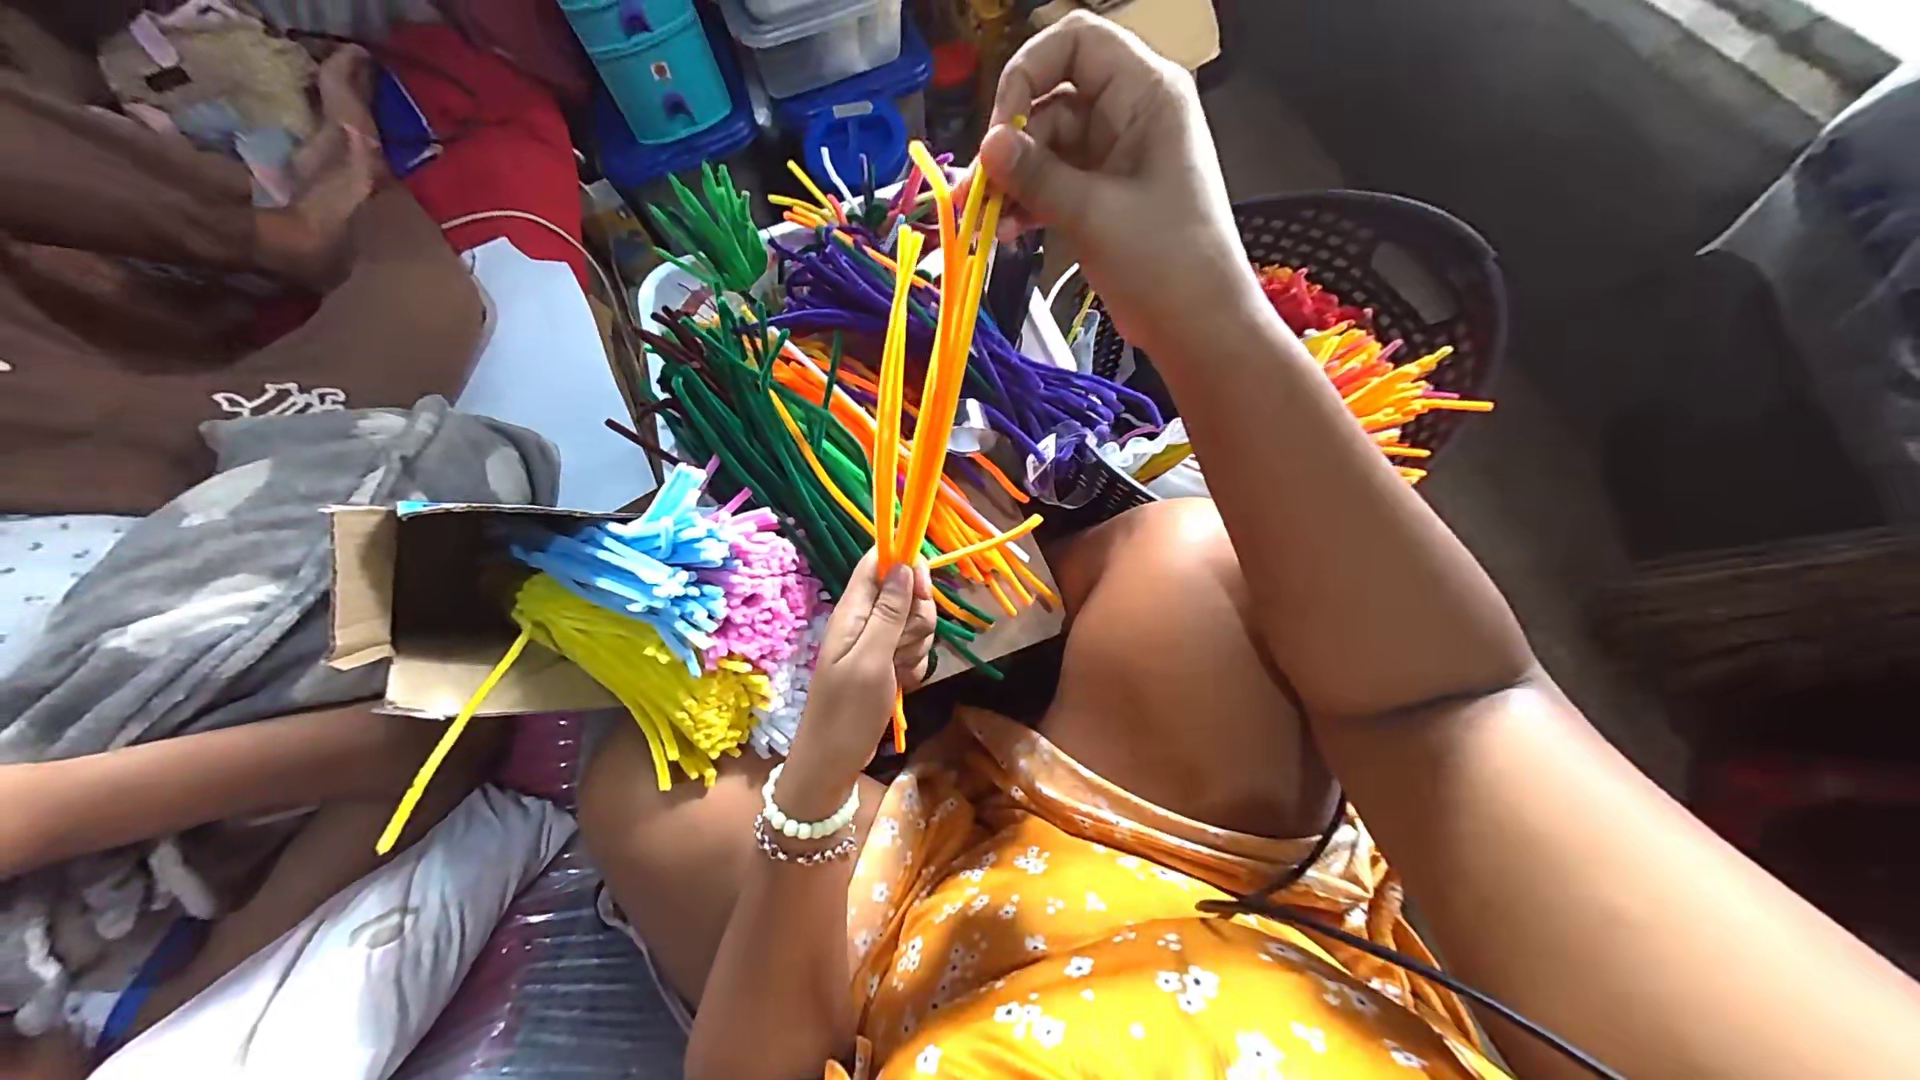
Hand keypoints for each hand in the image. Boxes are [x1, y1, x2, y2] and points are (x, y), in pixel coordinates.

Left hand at [779, 549, 935, 817]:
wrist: (833, 762)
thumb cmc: (847, 712)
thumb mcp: (871, 659)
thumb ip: (889, 612)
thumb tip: (903, 564)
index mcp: (853, 610)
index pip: (877, 562)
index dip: (904, 563)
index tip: (922, 589)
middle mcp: (865, 619)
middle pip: (906, 592)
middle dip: (918, 616)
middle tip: (902, 646)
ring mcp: (878, 642)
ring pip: (916, 622)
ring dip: (917, 646)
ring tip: (898, 672)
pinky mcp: (888, 662)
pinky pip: (915, 649)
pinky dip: (915, 666)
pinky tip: (903, 684)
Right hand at [977, 12, 1266, 358]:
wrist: (1195, 324)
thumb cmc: (1165, 260)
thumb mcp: (1096, 213)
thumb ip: (1039, 176)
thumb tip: (986, 147)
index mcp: (1145, 94)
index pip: (1076, 44)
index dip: (1028, 73)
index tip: (998, 129)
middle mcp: (1128, 116)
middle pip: (1052, 102)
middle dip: (1012, 146)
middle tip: (979, 190)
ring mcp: (1113, 160)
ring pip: (1047, 151)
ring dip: (1013, 183)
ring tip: (986, 220)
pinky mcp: (1100, 199)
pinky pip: (1053, 186)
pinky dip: (1028, 205)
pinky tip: (1007, 232)